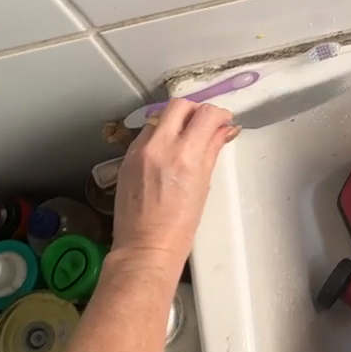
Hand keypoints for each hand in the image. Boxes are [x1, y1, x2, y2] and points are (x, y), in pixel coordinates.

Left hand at [114, 99, 237, 262]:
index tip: (223, 121)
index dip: (219, 114)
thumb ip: (212, 150)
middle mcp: (160, 146)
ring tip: (185, 139)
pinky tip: (167, 152)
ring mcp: (139, 151)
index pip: (206, 114)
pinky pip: (145, 134)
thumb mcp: (203, 184)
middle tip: (205, 125)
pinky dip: (159, 135)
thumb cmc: (179, 225)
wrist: (146, 246)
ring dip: (175, 122)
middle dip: (196, 111)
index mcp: (185, 155)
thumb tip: (224, 131)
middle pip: (179, 105)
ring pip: (159, 117)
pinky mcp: (126, 158)